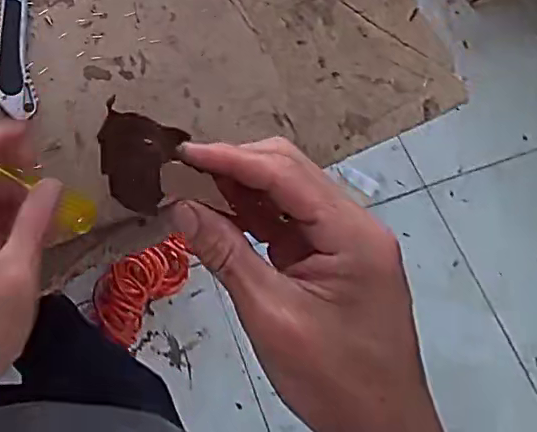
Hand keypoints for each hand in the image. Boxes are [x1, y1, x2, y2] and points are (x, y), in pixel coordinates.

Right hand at [170, 138, 441, 431]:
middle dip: (236, 165)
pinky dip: (254, 212)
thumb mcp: (272, 317)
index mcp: (352, 232)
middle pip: (289, 170)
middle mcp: (354, 222)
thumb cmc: (336, 383)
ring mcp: (346, 236)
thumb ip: (226, 254)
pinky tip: (222, 212)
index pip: (284, 174)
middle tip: (188, 170)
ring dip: (242, 186)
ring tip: (197, 186)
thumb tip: (182, 208)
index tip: (188, 153)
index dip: (231, 158)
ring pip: (287, 189)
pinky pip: (289, 217)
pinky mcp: (334, 252)